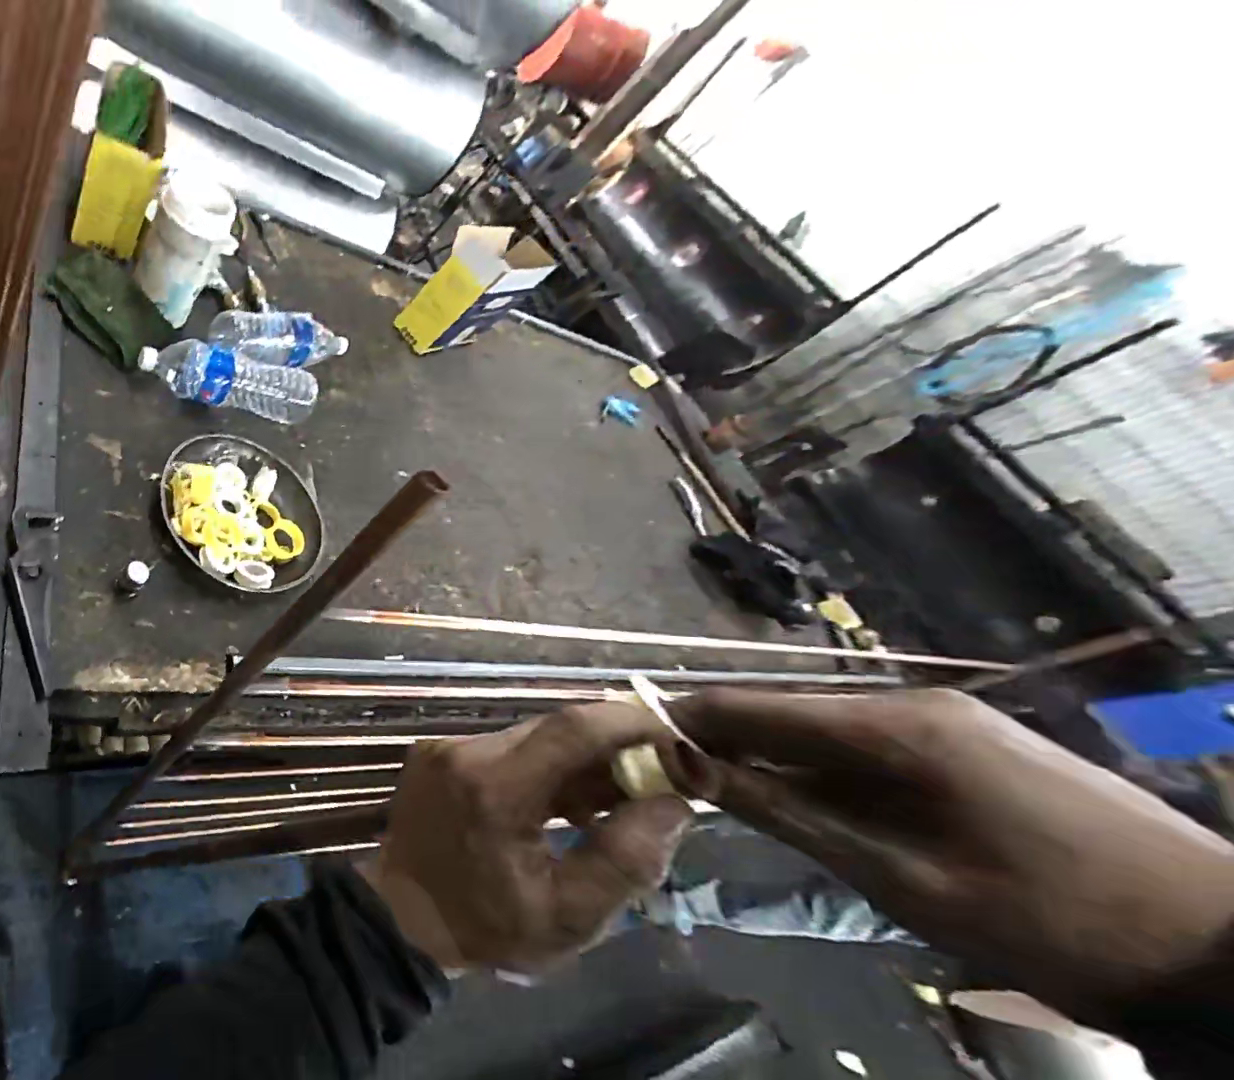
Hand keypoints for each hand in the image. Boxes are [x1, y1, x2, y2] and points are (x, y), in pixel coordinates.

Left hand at [358, 705, 694, 973]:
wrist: (400, 919)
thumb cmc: (485, 927)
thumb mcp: (568, 917)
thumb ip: (625, 860)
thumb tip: (673, 803)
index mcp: (495, 788)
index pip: (572, 728)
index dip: (630, 724)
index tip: (672, 741)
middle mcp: (467, 751)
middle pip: (554, 729)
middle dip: (609, 750)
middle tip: (648, 785)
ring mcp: (445, 747)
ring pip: (530, 736)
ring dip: (574, 761)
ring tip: (603, 806)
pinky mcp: (435, 751)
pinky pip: (503, 747)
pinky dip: (539, 766)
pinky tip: (557, 804)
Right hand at [670, 688, 1233, 1022]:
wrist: (1227, 952)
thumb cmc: (1050, 919)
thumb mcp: (899, 875)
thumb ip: (783, 811)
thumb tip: (684, 767)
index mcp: (894, 726)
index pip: (755, 705)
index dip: (686, 717)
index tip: (629, 736)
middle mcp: (908, 704)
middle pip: (782, 712)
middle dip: (717, 737)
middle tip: (662, 770)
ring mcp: (938, 720)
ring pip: (815, 728)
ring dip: (761, 754)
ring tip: (711, 784)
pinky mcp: (958, 742)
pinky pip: (855, 744)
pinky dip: (809, 766)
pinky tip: (787, 790)